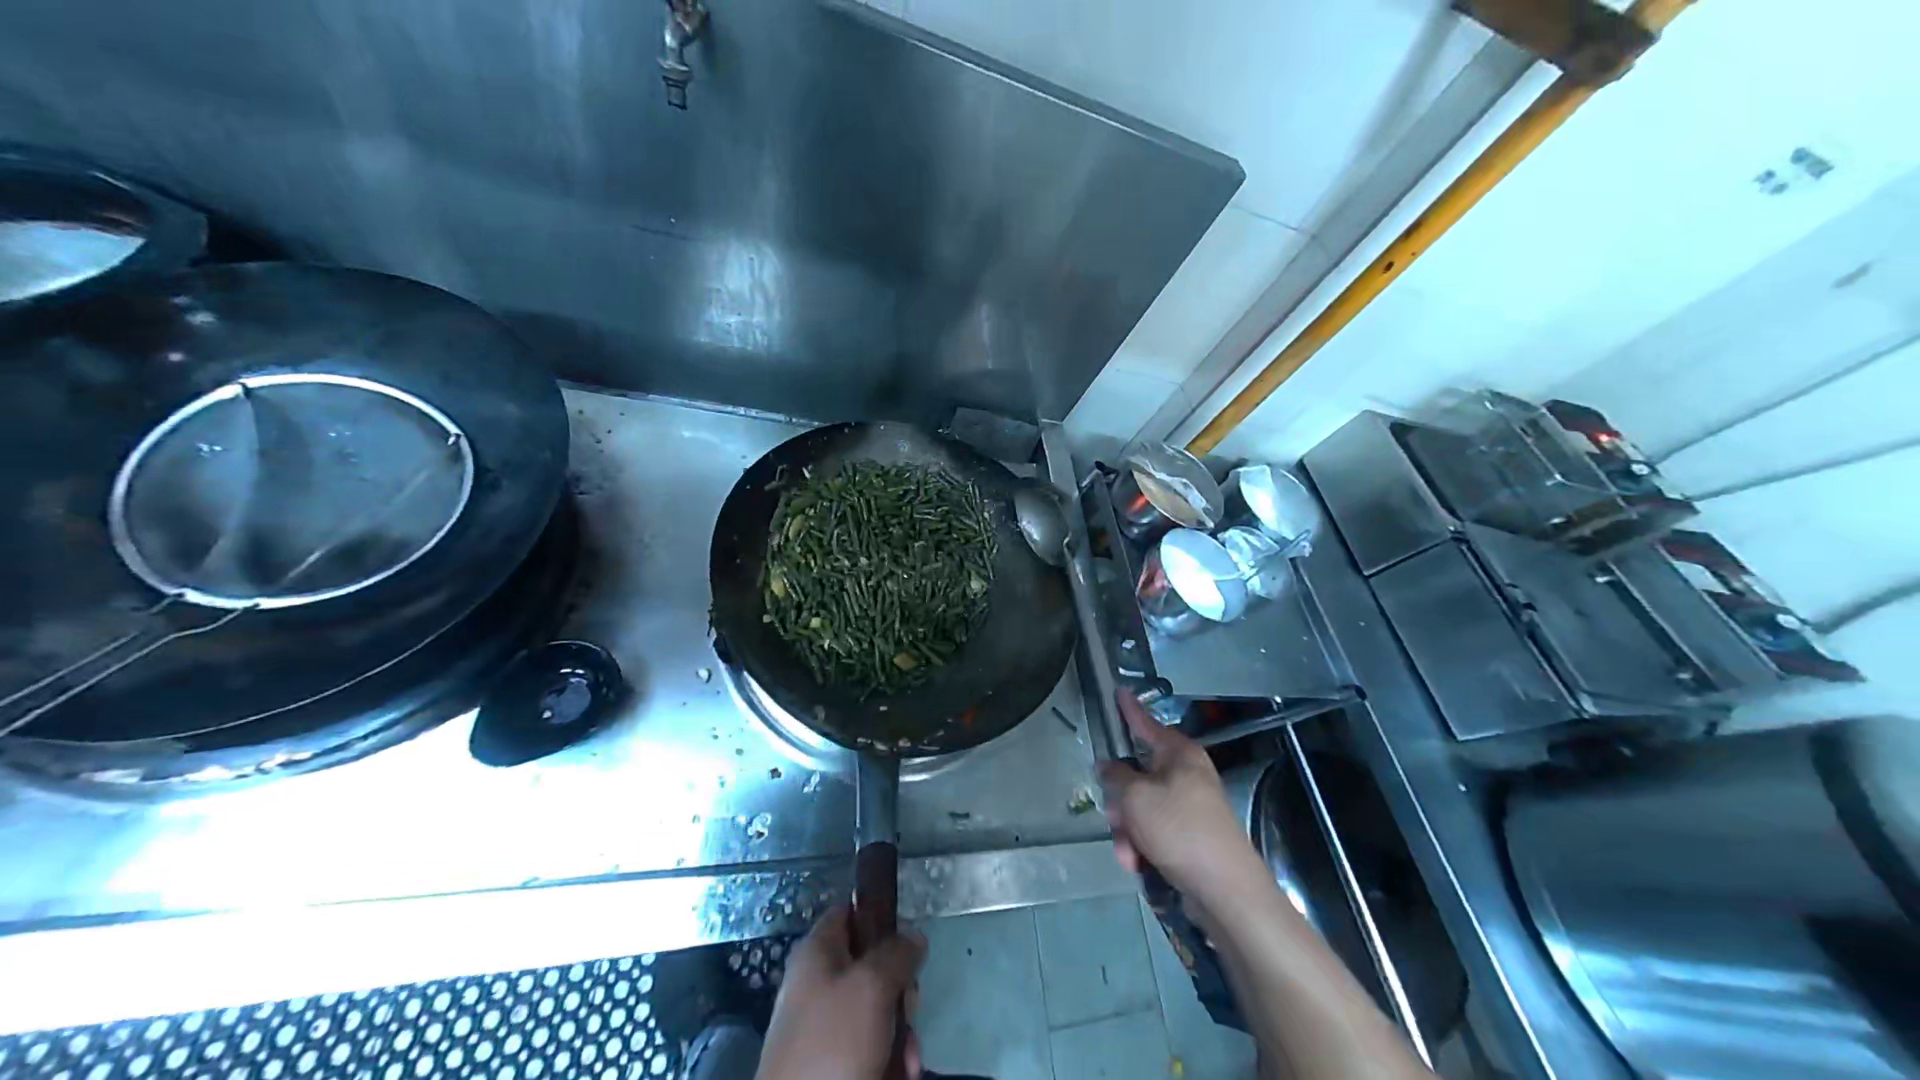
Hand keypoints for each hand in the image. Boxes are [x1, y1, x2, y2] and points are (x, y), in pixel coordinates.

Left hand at [756, 904, 926, 1079]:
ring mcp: (828, 1024)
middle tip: (908, 1005)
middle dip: (901, 986)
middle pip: (873, 964)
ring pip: (880, 1008)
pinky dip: (893, 1056)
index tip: (907, 935)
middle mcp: (821, 983)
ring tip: (907, 1052)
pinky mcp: (838, 1061)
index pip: (850, 911)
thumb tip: (914, 936)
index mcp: (817, 952)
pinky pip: (875, 1044)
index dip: (880, 916)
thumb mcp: (871, 985)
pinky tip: (902, 1071)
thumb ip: (897, 953)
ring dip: (902, 1028)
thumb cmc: (832, 1041)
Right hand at [1098, 692, 1266, 907]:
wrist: (1225, 889)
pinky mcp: (1189, 836)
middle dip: (1120, 802)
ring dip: (1127, 830)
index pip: (1146, 723)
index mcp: (1179, 755)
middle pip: (1136, 774)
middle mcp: (1186, 775)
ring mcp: (1189, 806)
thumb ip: (1116, 777)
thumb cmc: (1180, 830)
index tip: (1119, 691)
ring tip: (1131, 854)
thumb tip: (1109, 766)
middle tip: (1116, 818)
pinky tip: (1140, 865)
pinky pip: (1153, 831)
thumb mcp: (1135, 798)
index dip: (1129, 710)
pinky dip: (1142, 846)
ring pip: (1140, 807)